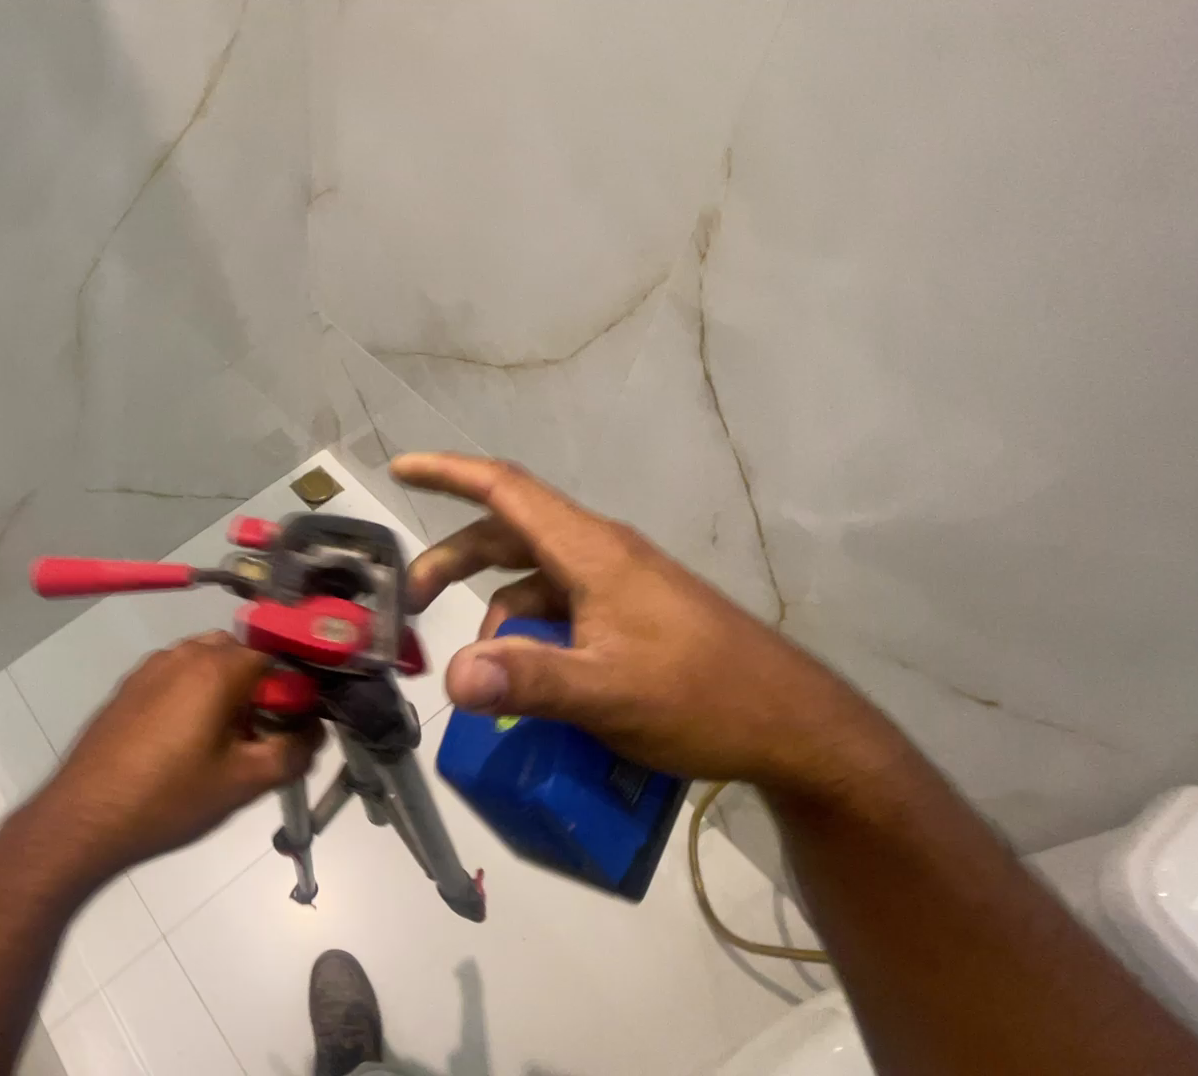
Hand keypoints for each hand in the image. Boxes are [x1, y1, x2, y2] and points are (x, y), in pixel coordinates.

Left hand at [25, 632, 323, 877]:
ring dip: (225, 691)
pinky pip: (176, 678)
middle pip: (240, 654)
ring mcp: (150, 668)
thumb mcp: (244, 782)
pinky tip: (183, 745)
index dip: (293, 690)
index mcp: (216, 667)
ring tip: (220, 744)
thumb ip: (293, 751)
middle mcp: (183, 654)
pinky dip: (193, 697)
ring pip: (206, 664)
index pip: (276, 656)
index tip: (293, 727)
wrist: (85, 818)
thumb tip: (314, 731)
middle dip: (258, 688)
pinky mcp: (128, 687)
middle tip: (257, 736)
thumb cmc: (170, 797)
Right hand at [393, 453, 902, 798]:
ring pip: (529, 578)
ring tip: (480, 668)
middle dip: (452, 562)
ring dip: (492, 611)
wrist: (798, 730)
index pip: (506, 490)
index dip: (448, 473)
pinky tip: (528, 680)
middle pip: (506, 536)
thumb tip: (452, 677)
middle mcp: (599, 555)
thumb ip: (529, 682)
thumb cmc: (705, 699)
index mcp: (590, 551)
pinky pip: (557, 610)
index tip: (400, 468)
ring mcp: (616, 586)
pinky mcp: (628, 617)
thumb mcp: (608, 694)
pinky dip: (527, 634)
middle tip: (412, 603)